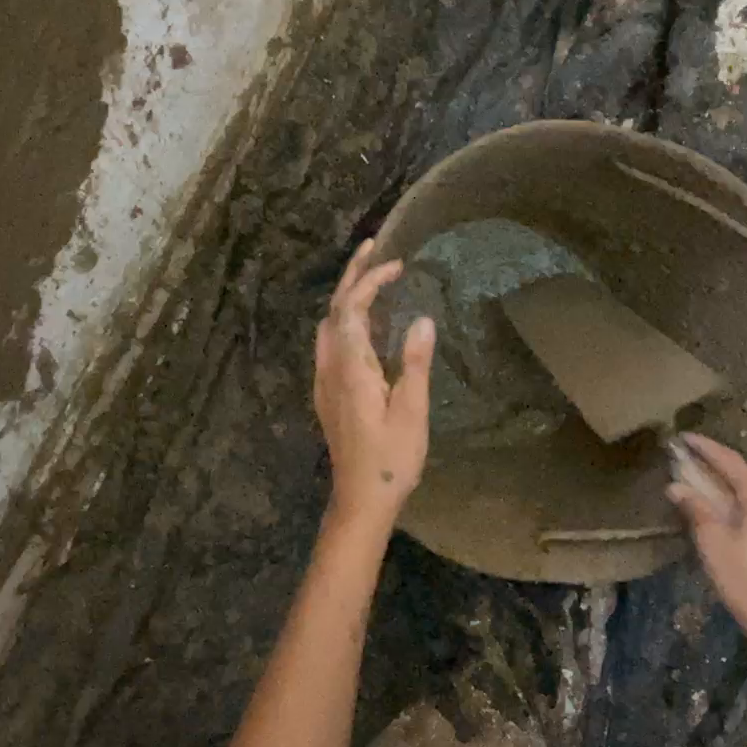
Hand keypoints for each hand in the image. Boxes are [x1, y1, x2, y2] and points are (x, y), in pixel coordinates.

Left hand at [314, 240, 436, 517]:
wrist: (360, 498)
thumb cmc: (391, 459)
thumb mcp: (412, 412)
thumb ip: (414, 363)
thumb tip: (422, 319)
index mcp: (351, 369)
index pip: (352, 309)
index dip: (370, 281)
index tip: (396, 264)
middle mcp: (330, 368)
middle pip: (334, 310)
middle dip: (351, 276)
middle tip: (373, 248)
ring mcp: (324, 381)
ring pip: (328, 325)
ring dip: (345, 295)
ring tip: (369, 276)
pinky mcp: (327, 392)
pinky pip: (330, 341)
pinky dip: (344, 317)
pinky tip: (362, 322)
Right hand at [667, 433, 746, 662]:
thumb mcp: (713, 545)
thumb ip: (696, 510)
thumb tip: (677, 487)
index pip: (730, 463)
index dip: (706, 448)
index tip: (684, 438)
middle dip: (720, 477)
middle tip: (694, 476)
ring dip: (739, 499)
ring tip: (715, 506)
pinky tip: (743, 529)